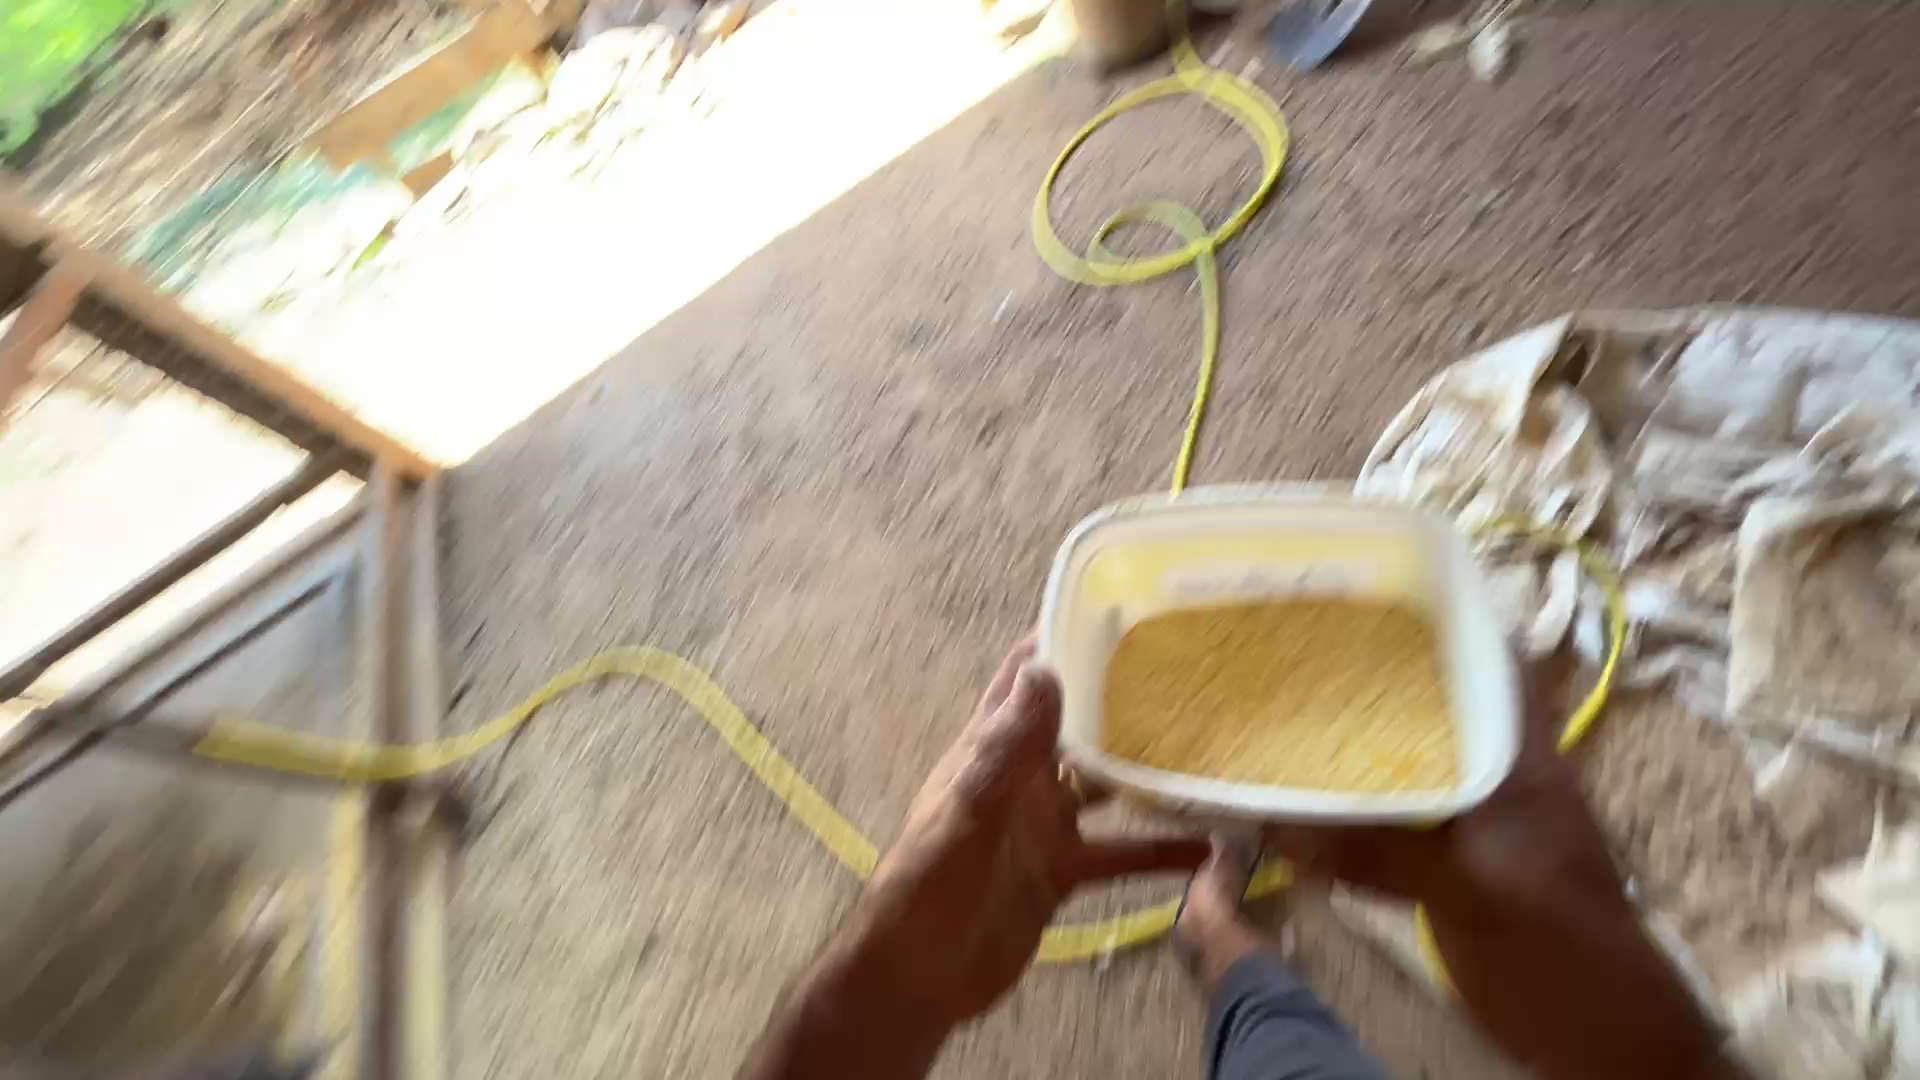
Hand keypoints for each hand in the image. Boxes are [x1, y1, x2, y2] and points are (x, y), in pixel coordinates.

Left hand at [738, 640, 1208, 1079]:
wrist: (922, 974)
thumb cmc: (933, 885)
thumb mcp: (969, 811)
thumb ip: (1005, 746)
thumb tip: (1041, 669)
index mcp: (989, 748)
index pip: (1020, 679)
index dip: (1054, 643)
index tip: (1107, 612)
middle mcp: (1020, 775)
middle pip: (1072, 724)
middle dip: (1113, 697)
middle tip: (1178, 671)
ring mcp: (1043, 823)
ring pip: (1101, 784)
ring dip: (1142, 769)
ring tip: (1201, 748)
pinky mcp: (1061, 869)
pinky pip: (1117, 853)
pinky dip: (1156, 851)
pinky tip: (1205, 848)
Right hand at [1265, 658, 1742, 1079]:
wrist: (1603, 1042)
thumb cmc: (1562, 950)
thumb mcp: (1475, 893)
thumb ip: (1378, 854)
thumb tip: (1273, 827)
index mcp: (1513, 760)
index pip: (1490, 666)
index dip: (1446, 622)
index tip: (1379, 593)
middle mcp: (1487, 774)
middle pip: (1428, 706)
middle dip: (1370, 677)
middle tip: (1301, 647)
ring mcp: (1464, 818)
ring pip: (1399, 759)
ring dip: (1349, 740)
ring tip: (1285, 706)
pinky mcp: (1440, 859)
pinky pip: (1382, 815)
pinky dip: (1342, 803)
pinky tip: (1298, 795)